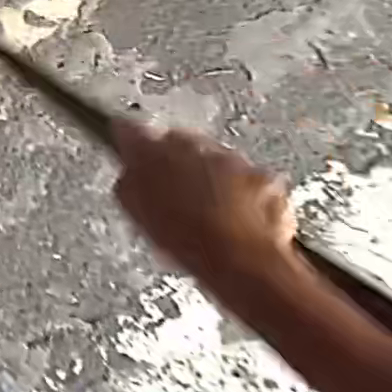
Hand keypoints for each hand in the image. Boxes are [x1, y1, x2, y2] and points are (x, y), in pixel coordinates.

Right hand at [112, 118, 298, 292]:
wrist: (241, 262)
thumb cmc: (183, 236)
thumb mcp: (132, 205)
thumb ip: (130, 177)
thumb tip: (132, 172)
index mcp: (143, 148)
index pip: (126, 129)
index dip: (129, 141)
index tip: (130, 149)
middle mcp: (184, 145)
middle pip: (175, 139)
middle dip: (175, 157)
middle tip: (175, 183)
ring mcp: (228, 160)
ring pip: (213, 158)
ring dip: (210, 173)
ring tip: (210, 204)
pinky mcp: (265, 178)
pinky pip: (250, 177)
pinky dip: (245, 189)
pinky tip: (239, 212)